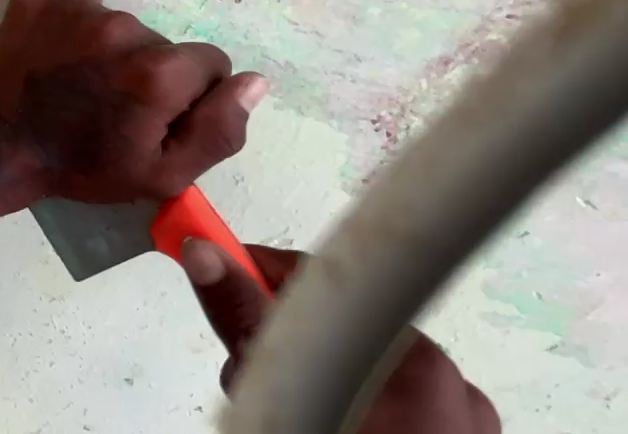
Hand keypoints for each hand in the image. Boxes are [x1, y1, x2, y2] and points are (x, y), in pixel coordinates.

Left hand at [0, 0, 265, 230]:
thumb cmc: (81, 165)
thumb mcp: (163, 173)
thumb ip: (219, 129)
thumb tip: (254, 81)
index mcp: (157, 71)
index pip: (208, 63)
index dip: (187, 93)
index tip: (151, 114)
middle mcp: (120, 27)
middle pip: (160, 42)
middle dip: (146, 70)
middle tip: (106, 102)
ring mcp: (74, 7)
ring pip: (120, 21)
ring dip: (109, 46)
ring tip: (76, 80)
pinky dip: (75, 19)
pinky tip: (57, 51)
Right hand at [185, 243, 500, 432]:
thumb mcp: (275, 389)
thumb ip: (240, 317)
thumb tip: (205, 253)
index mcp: (409, 354)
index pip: (312, 276)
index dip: (254, 274)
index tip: (213, 271)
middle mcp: (450, 382)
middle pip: (332, 319)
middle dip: (278, 337)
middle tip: (250, 375)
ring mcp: (464, 422)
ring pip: (355, 360)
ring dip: (310, 374)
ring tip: (287, 411)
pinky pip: (386, 399)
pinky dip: (347, 403)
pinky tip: (322, 422)